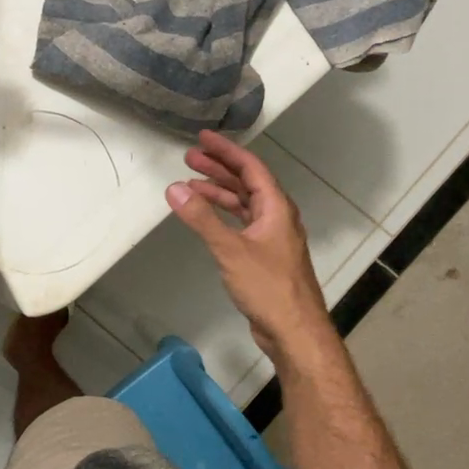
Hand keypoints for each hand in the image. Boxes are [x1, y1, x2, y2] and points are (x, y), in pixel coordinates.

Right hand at [165, 130, 334, 362]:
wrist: (294, 330)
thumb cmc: (268, 286)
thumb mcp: (230, 250)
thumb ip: (202, 218)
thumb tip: (174, 189)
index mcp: (276, 209)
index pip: (251, 168)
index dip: (227, 151)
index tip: (203, 138)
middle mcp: (276, 217)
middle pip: (247, 183)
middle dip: (219, 168)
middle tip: (189, 158)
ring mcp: (271, 237)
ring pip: (243, 204)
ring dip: (218, 192)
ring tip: (189, 184)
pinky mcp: (263, 256)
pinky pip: (241, 223)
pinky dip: (222, 215)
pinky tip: (205, 217)